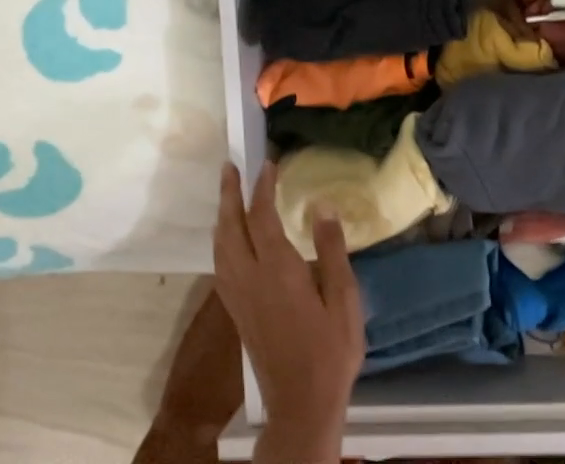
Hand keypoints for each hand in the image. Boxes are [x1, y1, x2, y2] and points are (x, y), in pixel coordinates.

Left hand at [214, 162, 363, 437]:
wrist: (302, 402)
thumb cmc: (332, 349)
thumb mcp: (344, 298)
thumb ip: (332, 250)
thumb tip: (322, 206)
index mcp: (278, 271)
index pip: (262, 218)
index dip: (263, 188)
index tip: (269, 163)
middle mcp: (250, 279)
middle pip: (230, 228)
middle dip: (229, 195)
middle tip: (229, 167)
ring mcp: (238, 297)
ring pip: (220, 247)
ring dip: (222, 216)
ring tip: (227, 194)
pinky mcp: (236, 311)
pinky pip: (220, 265)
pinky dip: (221, 241)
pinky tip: (229, 239)